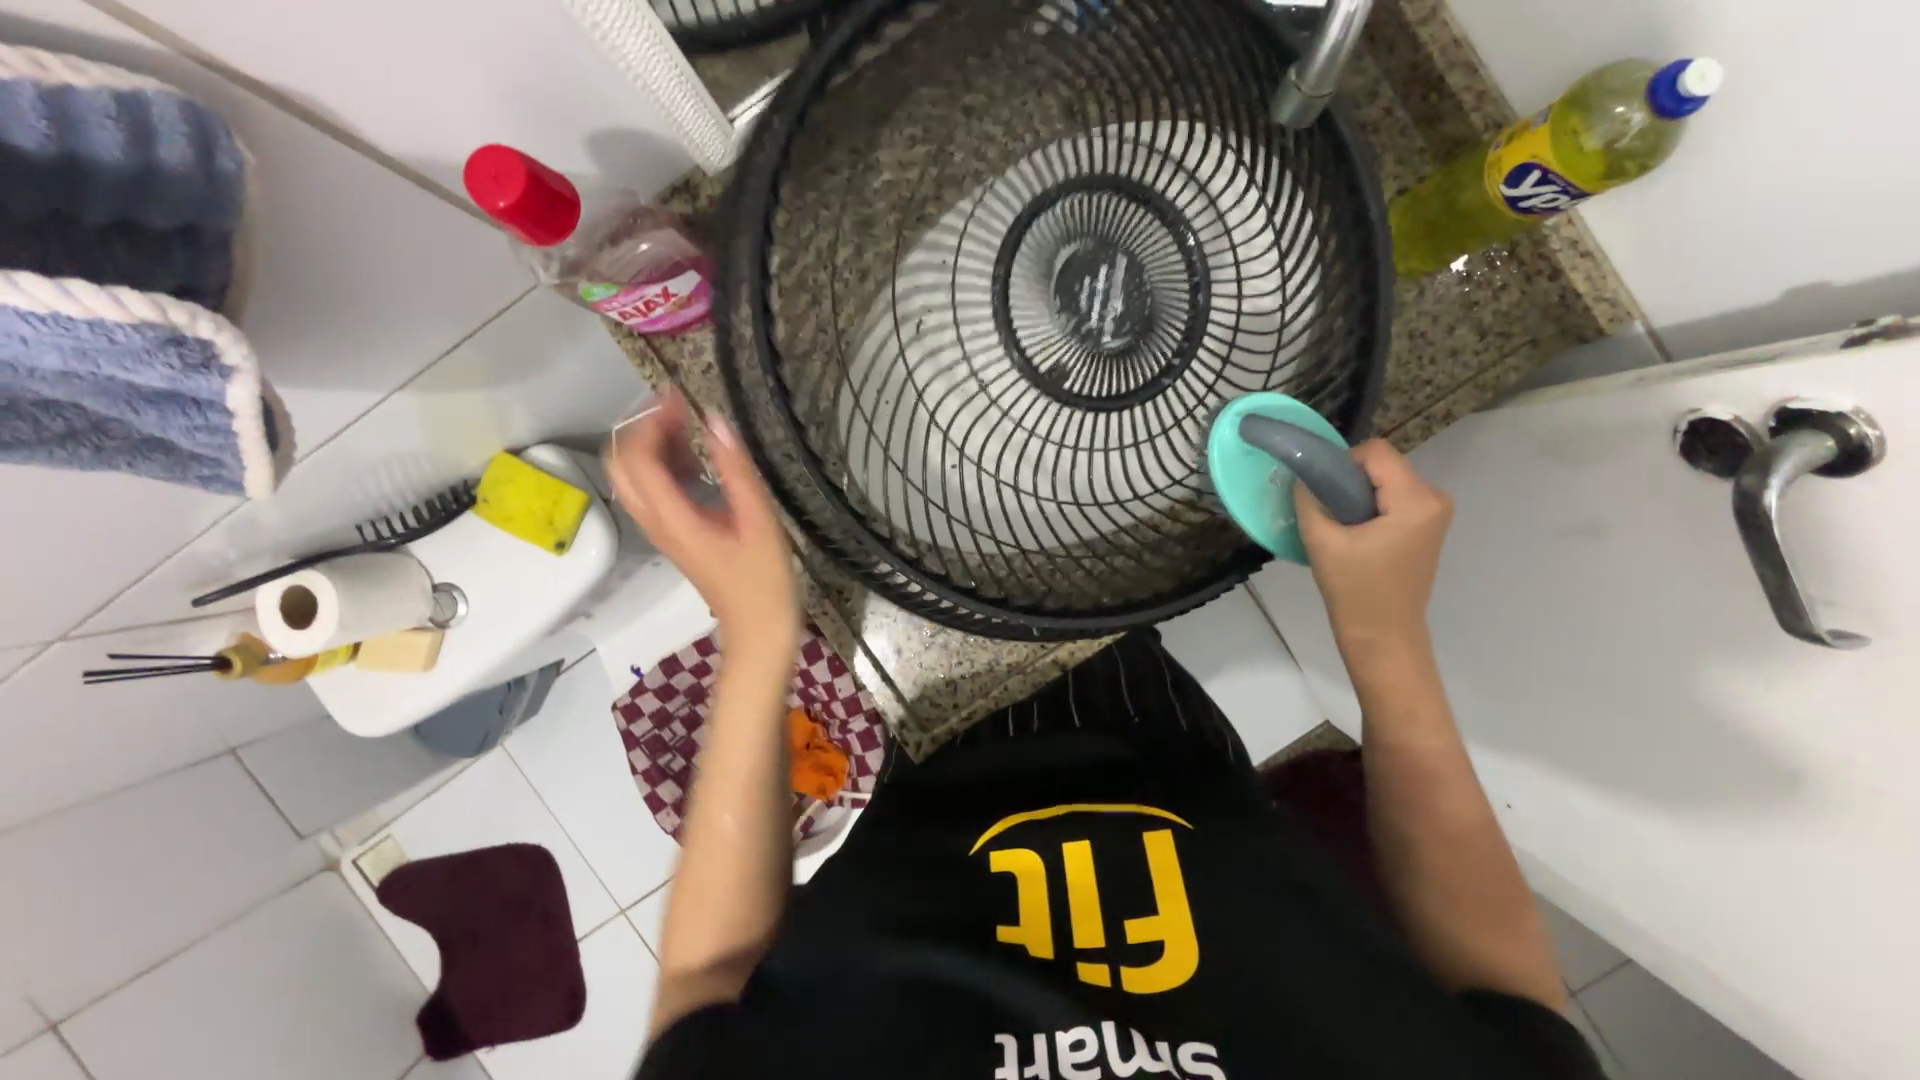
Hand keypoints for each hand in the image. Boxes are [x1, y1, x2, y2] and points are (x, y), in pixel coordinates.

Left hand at [606, 391, 799, 661]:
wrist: (758, 630)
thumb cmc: (765, 580)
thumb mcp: (759, 521)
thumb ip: (736, 470)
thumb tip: (716, 421)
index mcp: (673, 517)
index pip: (637, 457)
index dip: (650, 420)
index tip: (679, 397)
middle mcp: (656, 522)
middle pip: (621, 465)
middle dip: (641, 429)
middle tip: (677, 410)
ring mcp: (661, 530)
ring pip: (632, 477)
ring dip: (651, 446)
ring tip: (688, 426)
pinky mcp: (673, 535)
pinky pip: (651, 491)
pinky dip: (663, 465)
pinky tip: (696, 457)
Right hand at [1296, 439, 1452, 655]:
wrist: (1383, 636)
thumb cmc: (1354, 591)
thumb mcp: (1322, 541)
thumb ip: (1309, 498)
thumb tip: (1301, 474)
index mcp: (1416, 500)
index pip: (1376, 452)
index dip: (1343, 462)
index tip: (1323, 491)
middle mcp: (1435, 498)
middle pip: (1384, 465)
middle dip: (1351, 480)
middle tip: (1328, 511)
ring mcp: (1436, 513)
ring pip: (1387, 480)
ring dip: (1360, 494)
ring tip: (1341, 527)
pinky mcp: (1428, 526)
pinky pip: (1395, 497)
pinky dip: (1371, 506)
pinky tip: (1356, 534)